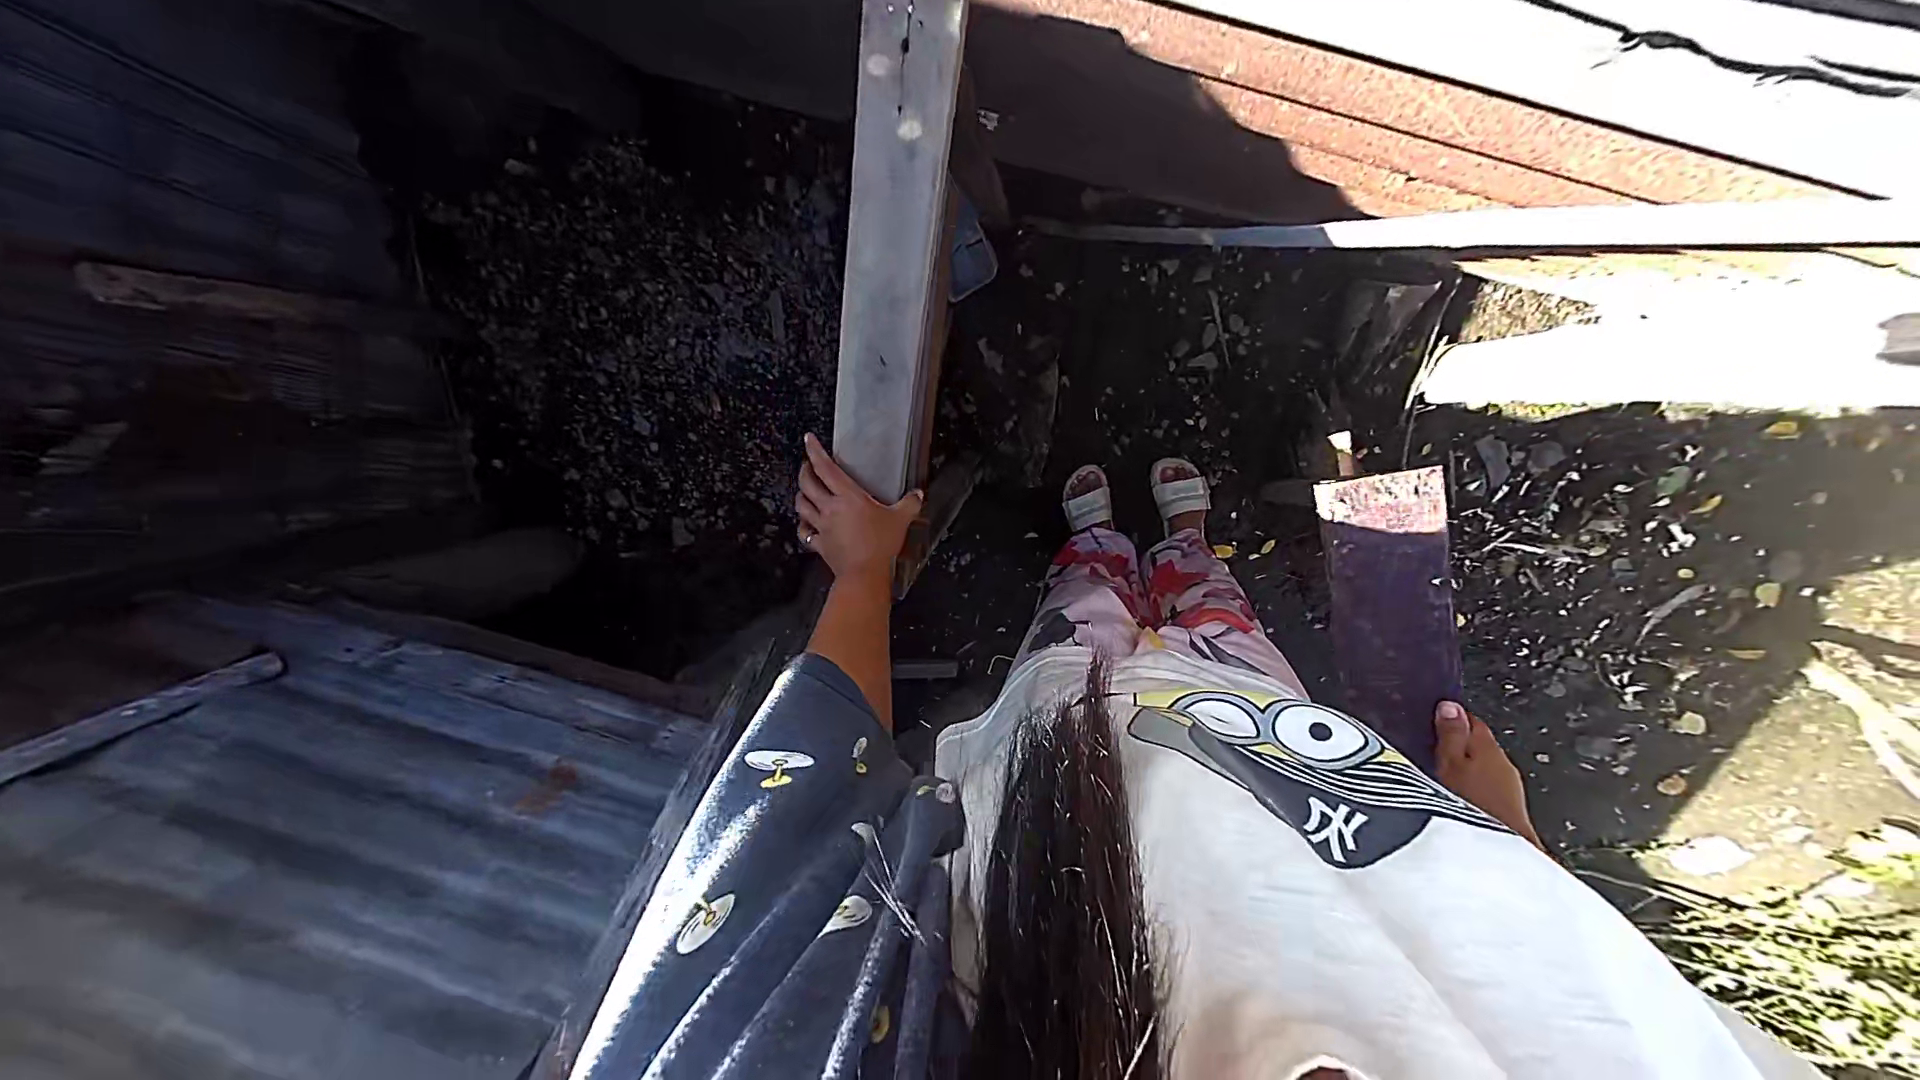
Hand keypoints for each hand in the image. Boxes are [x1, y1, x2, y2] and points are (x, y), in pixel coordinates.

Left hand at [795, 433, 923, 582]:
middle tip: (808, 466)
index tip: (808, 440)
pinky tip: (806, 524)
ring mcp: (822, 526)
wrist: (864, 573)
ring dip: (801, 495)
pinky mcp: (820, 544)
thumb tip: (917, 495)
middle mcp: (830, 508)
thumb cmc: (880, 544)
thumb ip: (909, 504)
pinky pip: (804, 532)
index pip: (825, 468)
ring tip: (805, 491)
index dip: (814, 451)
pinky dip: (803, 526)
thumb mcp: (900, 520)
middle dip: (805, 471)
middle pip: (807, 484)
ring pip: (801, 505)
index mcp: (848, 496)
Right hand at [1434, 701, 1543, 850]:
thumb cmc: (1468, 802)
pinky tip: (1453, 793)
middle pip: (1477, 743)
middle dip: (1456, 741)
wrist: (1497, 854)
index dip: (1450, 716)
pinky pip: (1484, 786)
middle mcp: (1504, 765)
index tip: (1430, 716)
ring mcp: (1508, 789)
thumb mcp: (1448, 762)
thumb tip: (1451, 705)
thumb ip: (1450, 734)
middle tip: (1428, 743)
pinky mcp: (1506, 810)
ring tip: (1437, 769)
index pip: (1471, 720)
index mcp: (1489, 747)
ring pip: (1482, 766)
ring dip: (1463, 765)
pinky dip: (1468, 784)